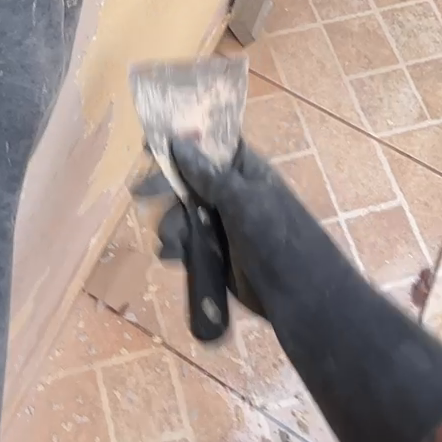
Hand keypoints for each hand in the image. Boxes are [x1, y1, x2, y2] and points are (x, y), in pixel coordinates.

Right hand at [153, 139, 356, 323]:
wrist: (303, 301)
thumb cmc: (277, 239)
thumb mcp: (241, 200)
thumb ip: (207, 174)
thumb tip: (178, 140)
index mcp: (243, 169)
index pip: (207, 145)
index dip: (179, 142)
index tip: (149, 145)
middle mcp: (230, 191)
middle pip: (187, 179)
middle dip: (165, 187)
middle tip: (139, 193)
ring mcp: (223, 223)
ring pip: (182, 212)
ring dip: (171, 224)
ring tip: (171, 243)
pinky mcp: (216, 252)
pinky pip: (187, 241)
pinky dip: (176, 247)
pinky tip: (173, 256)